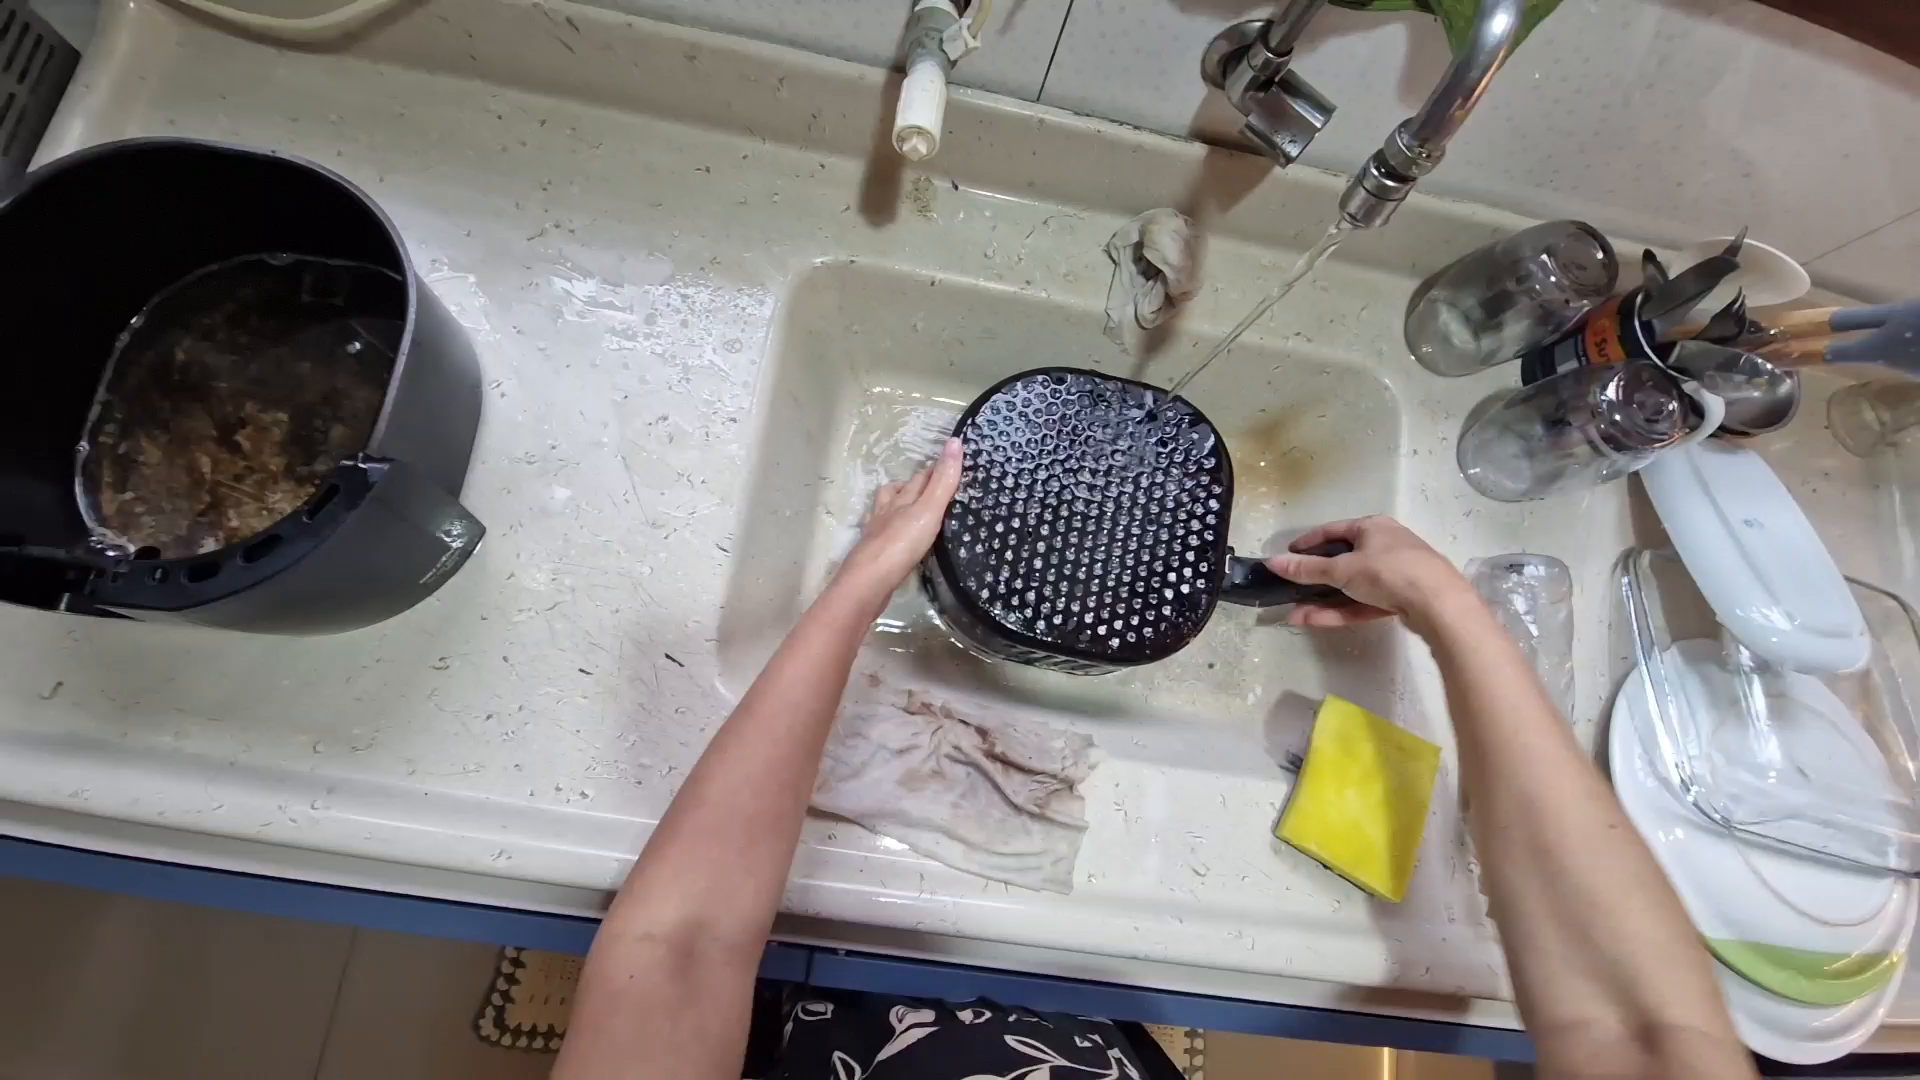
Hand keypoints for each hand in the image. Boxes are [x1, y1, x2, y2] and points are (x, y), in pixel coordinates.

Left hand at [831, 437, 963, 604]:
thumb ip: (943, 481)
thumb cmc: (900, 544)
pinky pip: (888, 536)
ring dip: (900, 504)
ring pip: (889, 511)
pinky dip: (896, 532)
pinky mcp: (877, 556)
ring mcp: (879, 533)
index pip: (920, 478)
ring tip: (915, 506)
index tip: (953, 464)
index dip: (936, 469)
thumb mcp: (928, 509)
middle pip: (902, 491)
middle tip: (938, 483)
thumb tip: (955, 441)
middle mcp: (887, 511)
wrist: (868, 583)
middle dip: (918, 484)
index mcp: (901, 498)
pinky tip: (904, 540)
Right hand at [1263, 515, 1473, 630]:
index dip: (1306, 543)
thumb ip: (1306, 569)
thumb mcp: (1342, 570)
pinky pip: (1364, 602)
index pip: (1331, 531)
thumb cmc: (1388, 572)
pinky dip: (1341, 611)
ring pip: (1351, 586)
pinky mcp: (1401, 598)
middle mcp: (1385, 545)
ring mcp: (1395, 574)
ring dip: (1323, 601)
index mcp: (1372, 527)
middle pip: (1341, 560)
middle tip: (1292, 587)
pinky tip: (1316, 621)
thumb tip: (1272, 562)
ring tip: (1297, 614)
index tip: (1287, 556)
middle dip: (1314, 579)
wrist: (1440, 604)